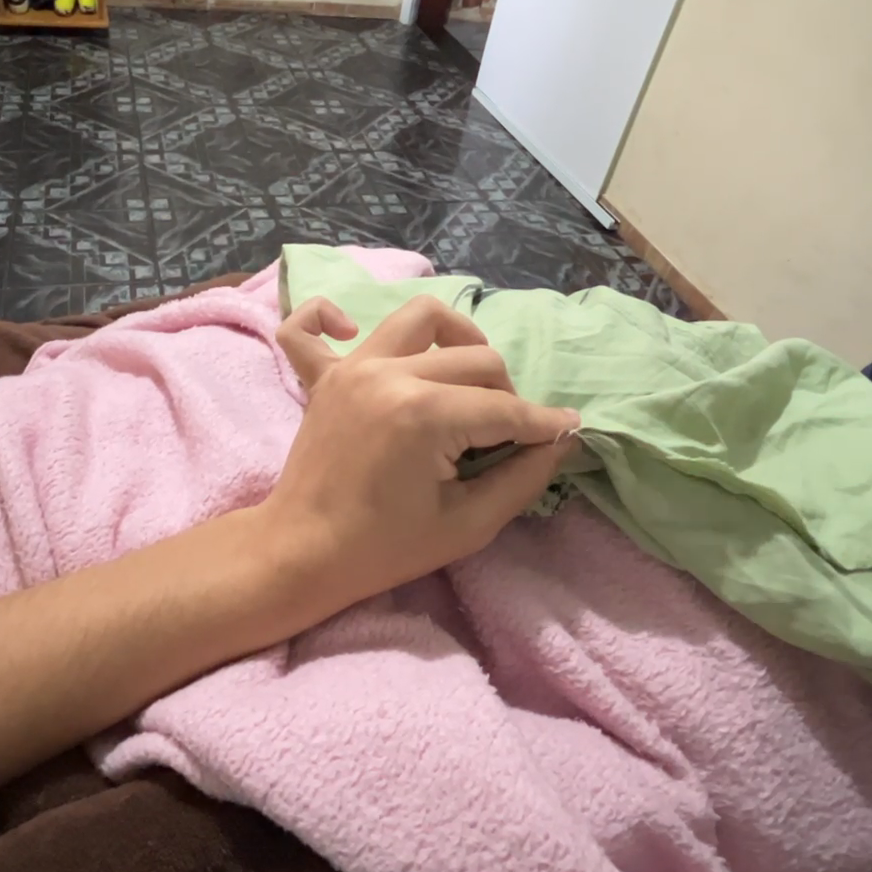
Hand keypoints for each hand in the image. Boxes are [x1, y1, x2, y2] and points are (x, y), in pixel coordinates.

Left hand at [259, 295, 578, 609]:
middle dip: (505, 394)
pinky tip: (351, 330)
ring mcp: (351, 369)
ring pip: (418, 318)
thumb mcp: (468, 525)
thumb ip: (523, 478)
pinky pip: (307, 327)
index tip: (567, 430)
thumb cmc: (385, 549)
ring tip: (465, 375)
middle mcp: (388, 374)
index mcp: (425, 414)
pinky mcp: (322, 377)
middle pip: (475, 359)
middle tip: (504, 435)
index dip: (543, 423)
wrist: (304, 554)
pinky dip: (327, 317)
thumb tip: (560, 438)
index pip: (504, 408)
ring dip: (454, 337)